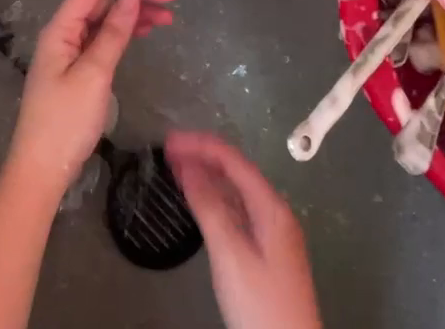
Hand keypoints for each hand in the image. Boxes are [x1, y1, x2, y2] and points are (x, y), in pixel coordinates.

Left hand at [6, 0, 175, 192]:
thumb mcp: (93, 75)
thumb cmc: (65, 121)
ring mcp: (71, 53)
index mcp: (60, 30)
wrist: (43, 169)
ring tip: (169, 12)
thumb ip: (112, 34)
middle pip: (101, 3)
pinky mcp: (78, 71)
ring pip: (106, 21)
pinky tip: (147, 29)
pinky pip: (104, 40)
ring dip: (134, 13)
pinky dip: (126, 32)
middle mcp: (64, 35)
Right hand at [166, 132, 322, 328]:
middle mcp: (275, 213)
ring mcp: (272, 232)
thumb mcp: (230, 254)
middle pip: (237, 172)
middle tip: (168, 152)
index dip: (201, 146)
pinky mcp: (266, 251)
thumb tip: (187, 166)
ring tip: (177, 168)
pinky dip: (216, 198)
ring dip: (208, 175)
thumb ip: (209, 207)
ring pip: (238, 191)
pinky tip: (200, 201)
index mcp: (271, 207)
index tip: (169, 141)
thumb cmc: (260, 303)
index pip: (234, 161)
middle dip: (203, 156)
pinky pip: (239, 210)